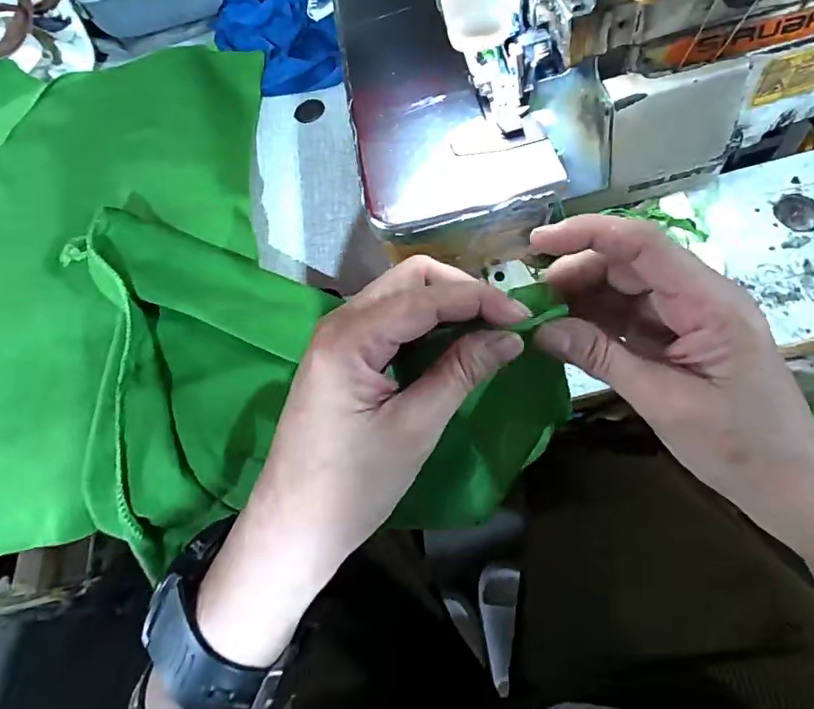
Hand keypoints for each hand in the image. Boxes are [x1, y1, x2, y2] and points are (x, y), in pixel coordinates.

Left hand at [192, 256, 529, 666]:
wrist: (290, 533)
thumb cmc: (352, 487)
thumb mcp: (415, 428)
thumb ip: (461, 372)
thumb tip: (510, 337)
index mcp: (350, 337)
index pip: (426, 297)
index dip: (479, 300)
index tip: (524, 317)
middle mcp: (340, 321)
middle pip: (410, 278)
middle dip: (462, 290)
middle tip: (503, 318)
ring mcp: (338, 335)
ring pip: (401, 293)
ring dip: (446, 302)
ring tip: (487, 326)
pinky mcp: (342, 353)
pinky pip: (391, 318)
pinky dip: (426, 321)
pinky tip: (453, 339)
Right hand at [529, 215, 813, 549]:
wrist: (794, 488)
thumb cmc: (741, 449)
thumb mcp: (665, 403)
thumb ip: (603, 358)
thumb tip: (542, 330)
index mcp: (710, 300)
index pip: (642, 243)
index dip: (587, 233)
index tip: (538, 243)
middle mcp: (702, 295)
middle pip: (632, 262)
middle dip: (578, 269)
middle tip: (530, 293)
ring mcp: (694, 315)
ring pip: (630, 287)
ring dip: (585, 295)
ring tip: (541, 311)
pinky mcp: (686, 337)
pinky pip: (637, 315)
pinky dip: (601, 321)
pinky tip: (568, 329)